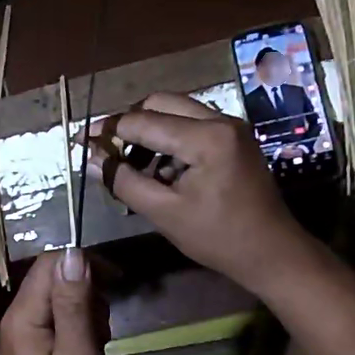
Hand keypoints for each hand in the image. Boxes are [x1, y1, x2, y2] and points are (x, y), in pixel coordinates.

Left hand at [0, 249, 104, 354]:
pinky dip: (82, 323)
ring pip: (62, 294)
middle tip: (104, 325)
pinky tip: (90, 348)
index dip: (84, 263)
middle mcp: (19, 314)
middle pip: (56, 275)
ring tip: (98, 341)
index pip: (51, 263)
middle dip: (89, 290)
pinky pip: (61, 314)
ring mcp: (25, 328)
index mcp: (24, 315)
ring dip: (88, 309)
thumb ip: (74, 304)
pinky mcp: (35, 340)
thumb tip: (74, 254)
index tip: (116, 281)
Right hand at [87, 93, 314, 286]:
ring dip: (151, 131)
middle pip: (160, 103)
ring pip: (177, 110)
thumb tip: (92, 157)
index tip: (81, 141)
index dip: (108, 130)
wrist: (273, 251)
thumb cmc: (219, 238)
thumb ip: (125, 181)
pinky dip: (172, 138)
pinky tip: (163, 170)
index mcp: (206, 137)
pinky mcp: (236, 137)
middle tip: (110, 153)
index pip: (143, 121)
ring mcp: (232, 126)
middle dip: (130, 124)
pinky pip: (194, 123)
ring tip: (136, 167)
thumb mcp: (165, 213)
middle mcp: (221, 120)